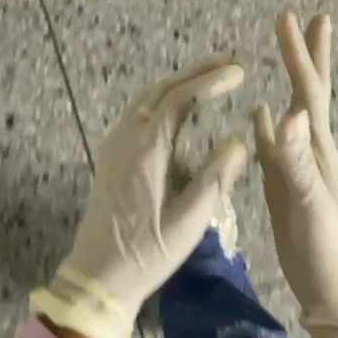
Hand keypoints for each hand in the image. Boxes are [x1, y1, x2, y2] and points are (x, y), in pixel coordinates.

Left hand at [30, 56, 250, 337]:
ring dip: (178, 83)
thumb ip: (215, 178)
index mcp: (145, 149)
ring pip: (147, 98)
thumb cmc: (147, 254)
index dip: (209, 81)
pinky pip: (139, 112)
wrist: (97, 275)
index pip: (179, 99)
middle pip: (161, 90)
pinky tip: (181, 107)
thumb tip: (239, 140)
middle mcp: (126, 137)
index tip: (239, 71)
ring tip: (211, 78)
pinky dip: (164, 99)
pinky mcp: (113, 155)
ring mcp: (116, 144)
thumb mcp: (189, 223)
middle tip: (229, 62)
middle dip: (195, 72)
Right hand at [254, 13, 337, 337]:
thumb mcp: (313, 208)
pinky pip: (274, 144)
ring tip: (284, 54)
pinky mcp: (284, 187)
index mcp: (318, 152)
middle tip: (299, 18)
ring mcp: (298, 168)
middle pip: (307, 93)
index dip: (298, 55)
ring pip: (292, 112)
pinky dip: (267, 124)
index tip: (289, 16)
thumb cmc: (330, 256)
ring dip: (290, 81)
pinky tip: (261, 113)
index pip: (307, 92)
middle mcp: (310, 151)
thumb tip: (285, 109)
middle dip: (304, 55)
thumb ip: (298, 163)